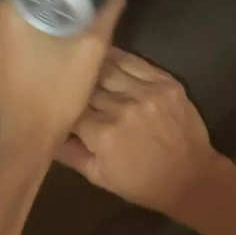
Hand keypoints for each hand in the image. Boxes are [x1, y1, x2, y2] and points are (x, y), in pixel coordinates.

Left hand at [0, 0, 125, 157]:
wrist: (25, 140)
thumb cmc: (56, 93)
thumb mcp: (92, 49)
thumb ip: (107, 11)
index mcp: (11, 7)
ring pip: (33, 7)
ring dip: (56, 9)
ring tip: (85, 10)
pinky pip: (25, 24)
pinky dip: (45, 24)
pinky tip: (66, 31)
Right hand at [55, 49, 229, 216]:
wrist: (189, 176)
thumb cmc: (142, 183)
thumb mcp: (100, 177)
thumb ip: (71, 154)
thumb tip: (45, 136)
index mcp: (103, 134)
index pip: (72, 109)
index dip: (63, 104)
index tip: (56, 99)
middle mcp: (123, 108)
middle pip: (90, 86)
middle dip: (77, 84)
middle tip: (64, 75)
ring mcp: (147, 92)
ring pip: (110, 69)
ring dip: (94, 65)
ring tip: (79, 56)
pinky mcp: (165, 81)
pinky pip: (136, 63)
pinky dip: (119, 57)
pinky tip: (106, 52)